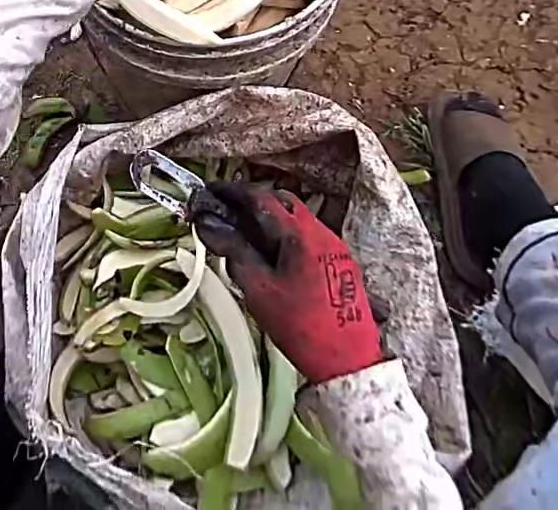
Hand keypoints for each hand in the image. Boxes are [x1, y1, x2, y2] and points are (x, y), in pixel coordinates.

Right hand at [193, 183, 384, 383]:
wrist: (350, 364)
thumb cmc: (301, 326)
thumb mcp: (258, 288)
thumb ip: (232, 249)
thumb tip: (207, 223)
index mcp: (299, 236)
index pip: (260, 198)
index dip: (231, 191)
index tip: (211, 192)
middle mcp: (320, 233)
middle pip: (281, 201)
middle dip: (251, 200)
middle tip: (226, 209)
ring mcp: (334, 247)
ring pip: (296, 217)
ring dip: (269, 216)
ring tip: (244, 230)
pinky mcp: (340, 262)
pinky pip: (306, 234)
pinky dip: (283, 232)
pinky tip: (270, 250)